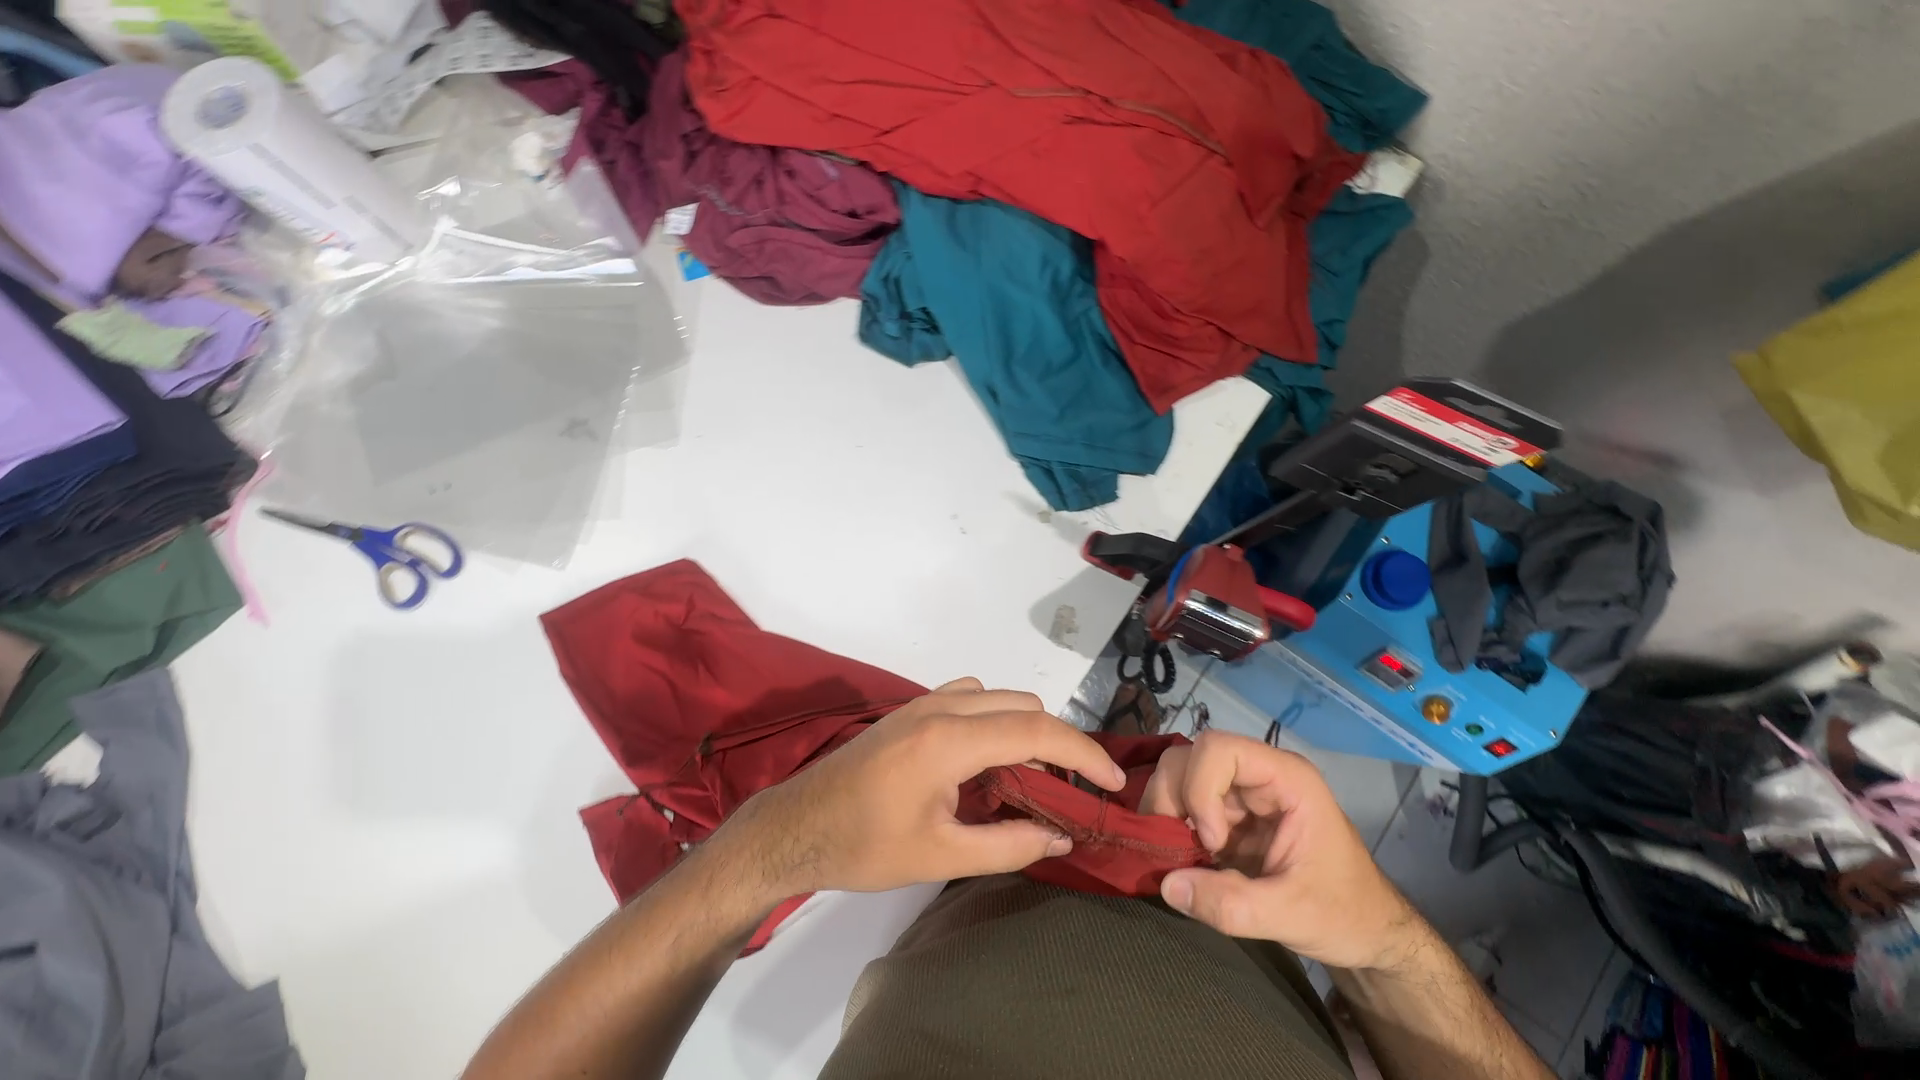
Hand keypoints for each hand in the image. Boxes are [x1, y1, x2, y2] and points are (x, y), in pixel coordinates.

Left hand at [720, 678, 1125, 899]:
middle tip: (1069, 791)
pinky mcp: (910, 709)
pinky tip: (986, 761)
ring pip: (998, 697)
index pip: (1036, 730)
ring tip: (1032, 779)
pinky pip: (971, 698)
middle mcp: (940, 707)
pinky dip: (995, 720)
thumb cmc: (864, 847)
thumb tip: (1062, 836)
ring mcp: (922, 702)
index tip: (1113, 782)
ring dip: (1025, 729)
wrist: (795, 828)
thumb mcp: (941, 856)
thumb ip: (1009, 845)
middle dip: (1057, 742)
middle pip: (1023, 705)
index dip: (1083, 753)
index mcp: (948, 740)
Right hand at [1141, 731, 1419, 970]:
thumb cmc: (1345, 914)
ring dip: (1166, 817)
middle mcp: (1256, 777)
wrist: (1366, 935)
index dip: (1201, 788)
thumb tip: (1167, 885)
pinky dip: (1169, 833)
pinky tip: (1182, 864)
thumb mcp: (1293, 916)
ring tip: (1179, 859)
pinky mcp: (1224, 821)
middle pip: (1188, 759)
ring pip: (1176, 780)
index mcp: (1285, 780)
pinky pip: (1181, 811)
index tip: (1214, 842)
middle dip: (1172, 801)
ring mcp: (1238, 797)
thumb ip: (1231, 905)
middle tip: (1178, 850)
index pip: (1219, 748)